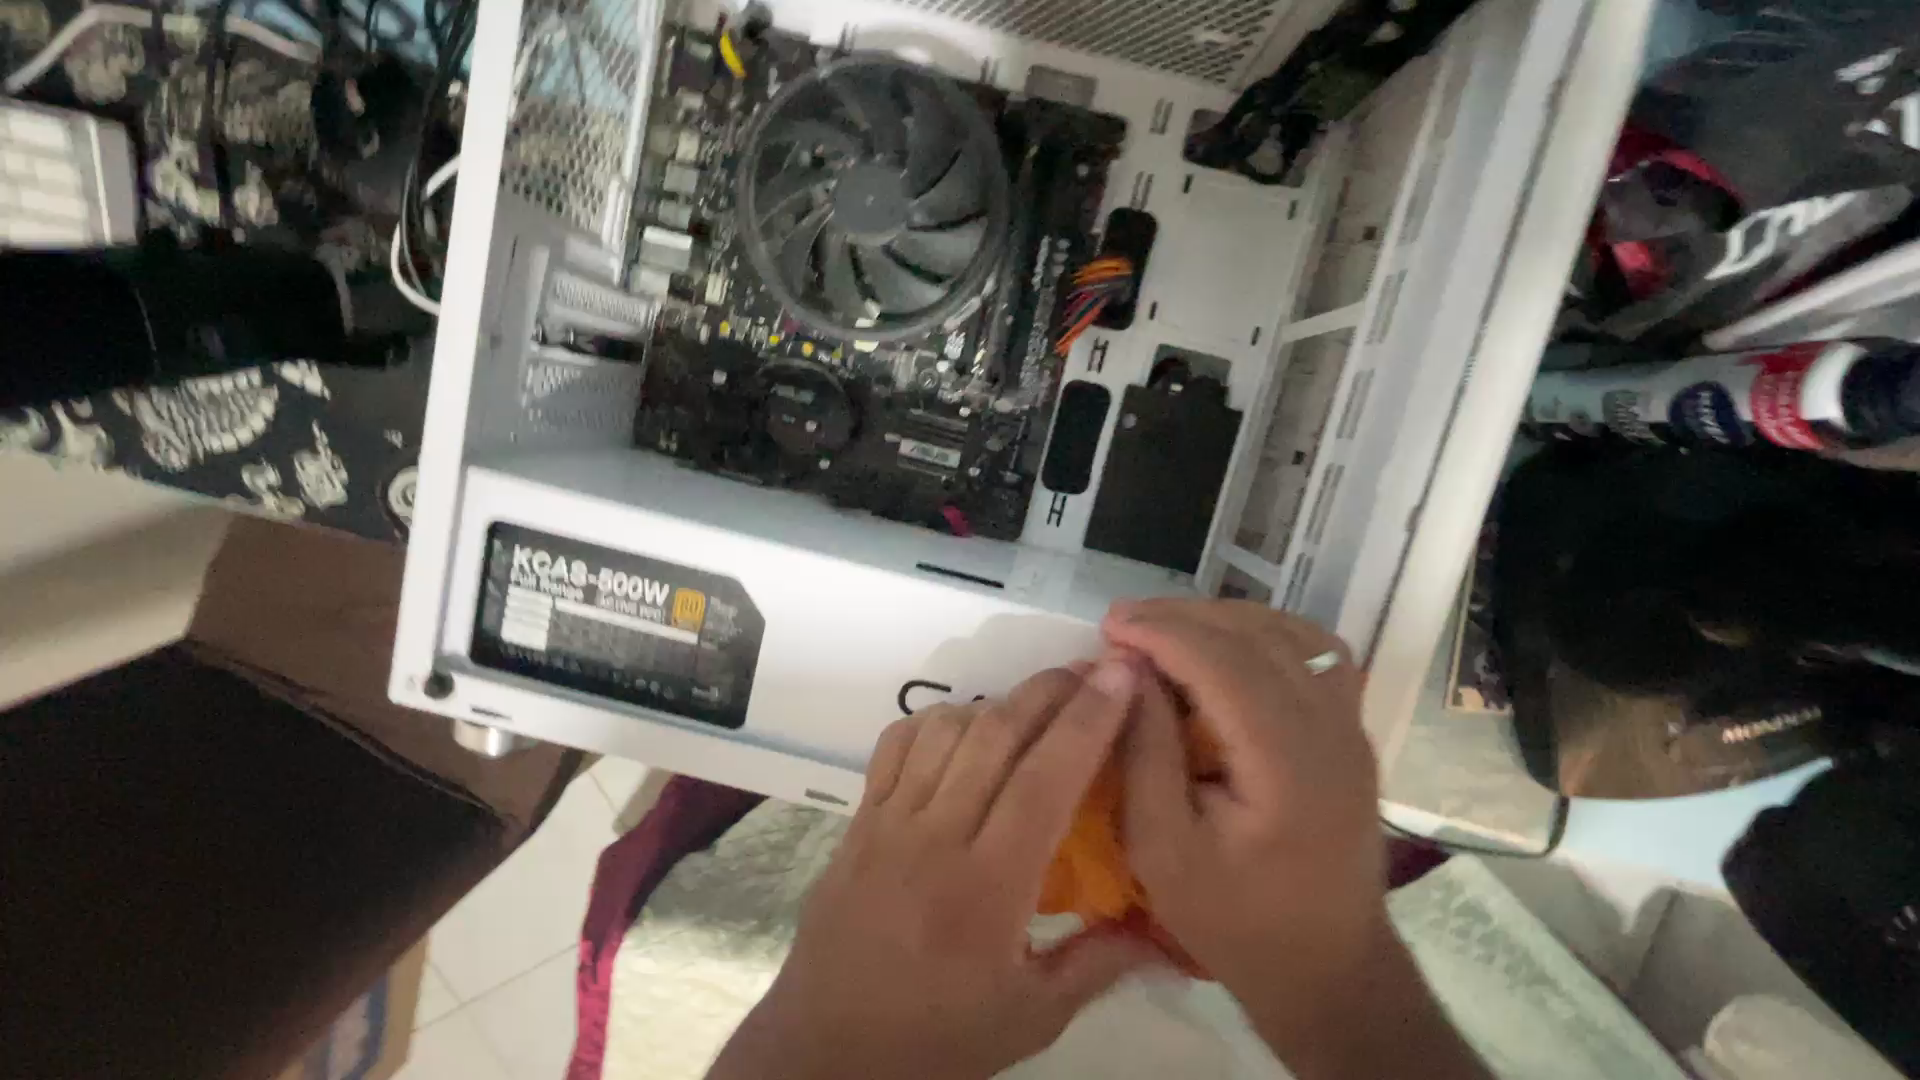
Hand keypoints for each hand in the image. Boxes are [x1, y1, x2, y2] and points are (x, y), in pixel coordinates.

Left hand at [708, 661, 1164, 1079]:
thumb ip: (1101, 963)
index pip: (1046, 781)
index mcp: (988, 889)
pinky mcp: (858, 820)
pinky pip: (895, 746)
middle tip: (1091, 669)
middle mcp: (936, 838)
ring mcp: (888, 822)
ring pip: (946, 729)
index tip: (1121, 676)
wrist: (828, 1050)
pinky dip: (935, 721)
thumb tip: (1166, 928)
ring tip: (1036, 701)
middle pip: (997, 735)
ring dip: (998, 702)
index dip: (1088, 721)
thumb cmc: (938, 1039)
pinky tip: (962, 727)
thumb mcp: (1033, 1017)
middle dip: (1050, 690)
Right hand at [1104, 600, 1394, 1063]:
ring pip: (1290, 633)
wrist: (1325, 966)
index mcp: (1286, 766)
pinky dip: (1260, 632)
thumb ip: (1144, 751)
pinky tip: (1220, 646)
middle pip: (1258, 637)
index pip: (1226, 664)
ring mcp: (1350, 726)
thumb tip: (1129, 669)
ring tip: (1163, 628)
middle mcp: (1331, 731)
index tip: (1108, 626)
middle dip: (1183, 617)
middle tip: (1122, 623)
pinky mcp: (1349, 729)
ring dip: (1221, 618)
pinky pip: (1312, 652)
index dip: (1163, 633)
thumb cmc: (1231, 919)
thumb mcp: (1160, 847)